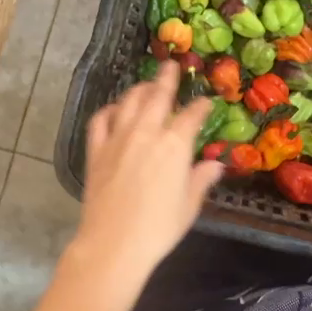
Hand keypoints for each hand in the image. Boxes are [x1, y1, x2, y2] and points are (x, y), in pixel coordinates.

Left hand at [71, 62, 222, 283]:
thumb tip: (215, 165)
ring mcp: (118, 139)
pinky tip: (114, 110)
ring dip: (140, 89)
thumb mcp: (189, 205)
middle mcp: (146, 133)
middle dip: (167, 79)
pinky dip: (109, 110)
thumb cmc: (159, 228)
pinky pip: (100, 120)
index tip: (206, 102)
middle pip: (157, 96)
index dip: (201, 106)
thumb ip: (201, 179)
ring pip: (129, 101)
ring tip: (146, 85)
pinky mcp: (96, 150)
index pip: (192, 115)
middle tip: (171, 66)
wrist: (113, 244)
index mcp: (175, 145)